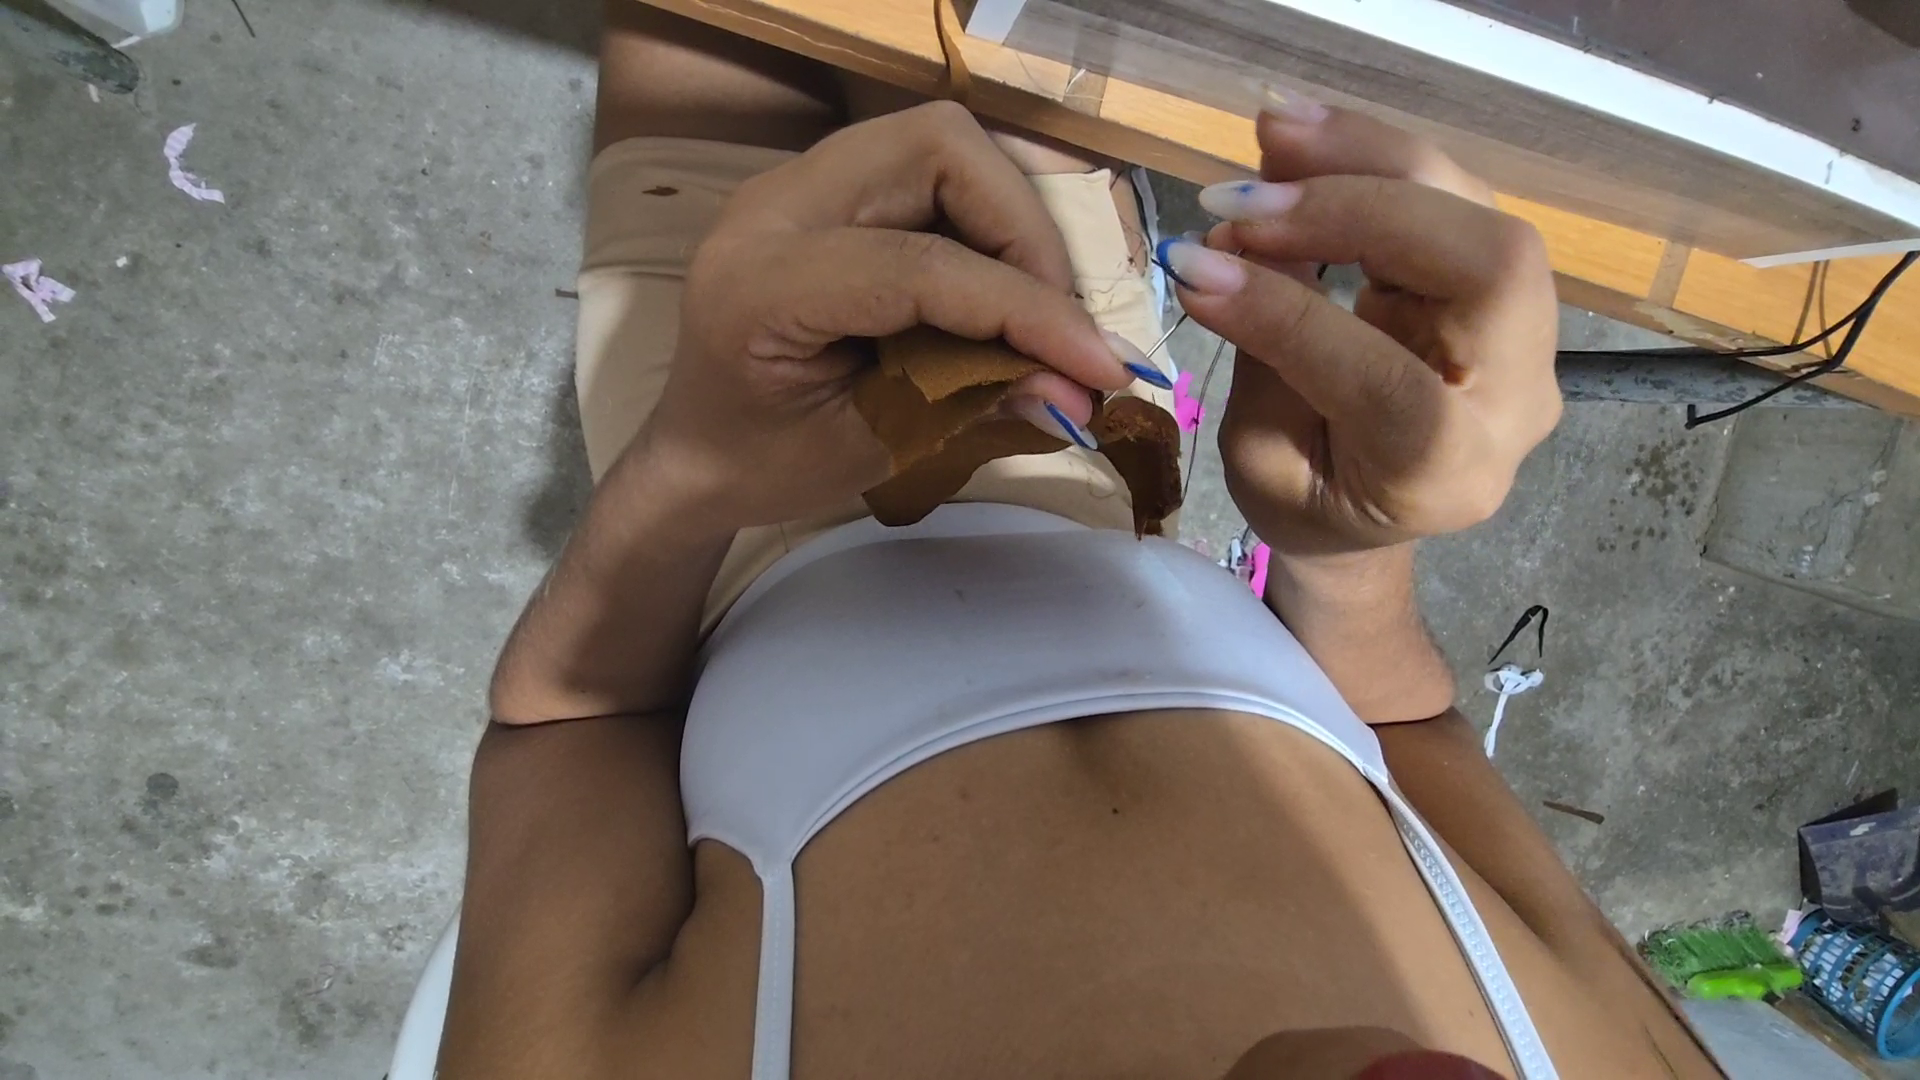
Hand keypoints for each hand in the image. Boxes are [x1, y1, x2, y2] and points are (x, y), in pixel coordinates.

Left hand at [636, 101, 1131, 530]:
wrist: (700, 453)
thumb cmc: (767, 467)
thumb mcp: (873, 448)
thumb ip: (969, 404)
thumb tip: (1077, 389)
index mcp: (763, 285)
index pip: (922, 267)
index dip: (1027, 313)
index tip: (1099, 369)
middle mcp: (774, 206)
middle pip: (940, 148)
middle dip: (1026, 233)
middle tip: (1059, 324)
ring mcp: (796, 187)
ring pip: (940, 146)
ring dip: (1011, 221)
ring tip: (1035, 310)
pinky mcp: (823, 194)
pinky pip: (926, 173)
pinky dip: (983, 224)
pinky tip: (997, 289)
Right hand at [1164, 103, 1560, 556]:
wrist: (1365, 519)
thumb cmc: (1303, 506)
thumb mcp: (1258, 456)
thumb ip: (1262, 357)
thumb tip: (1224, 254)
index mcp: (1441, 474)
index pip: (1378, 373)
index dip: (1285, 311)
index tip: (1197, 263)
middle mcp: (1515, 401)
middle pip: (1483, 266)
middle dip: (1359, 208)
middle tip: (1250, 189)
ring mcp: (1526, 338)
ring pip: (1478, 215)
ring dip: (1369, 161)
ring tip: (1274, 133)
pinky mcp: (1502, 293)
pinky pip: (1454, 207)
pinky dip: (1378, 166)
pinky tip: (1307, 145)